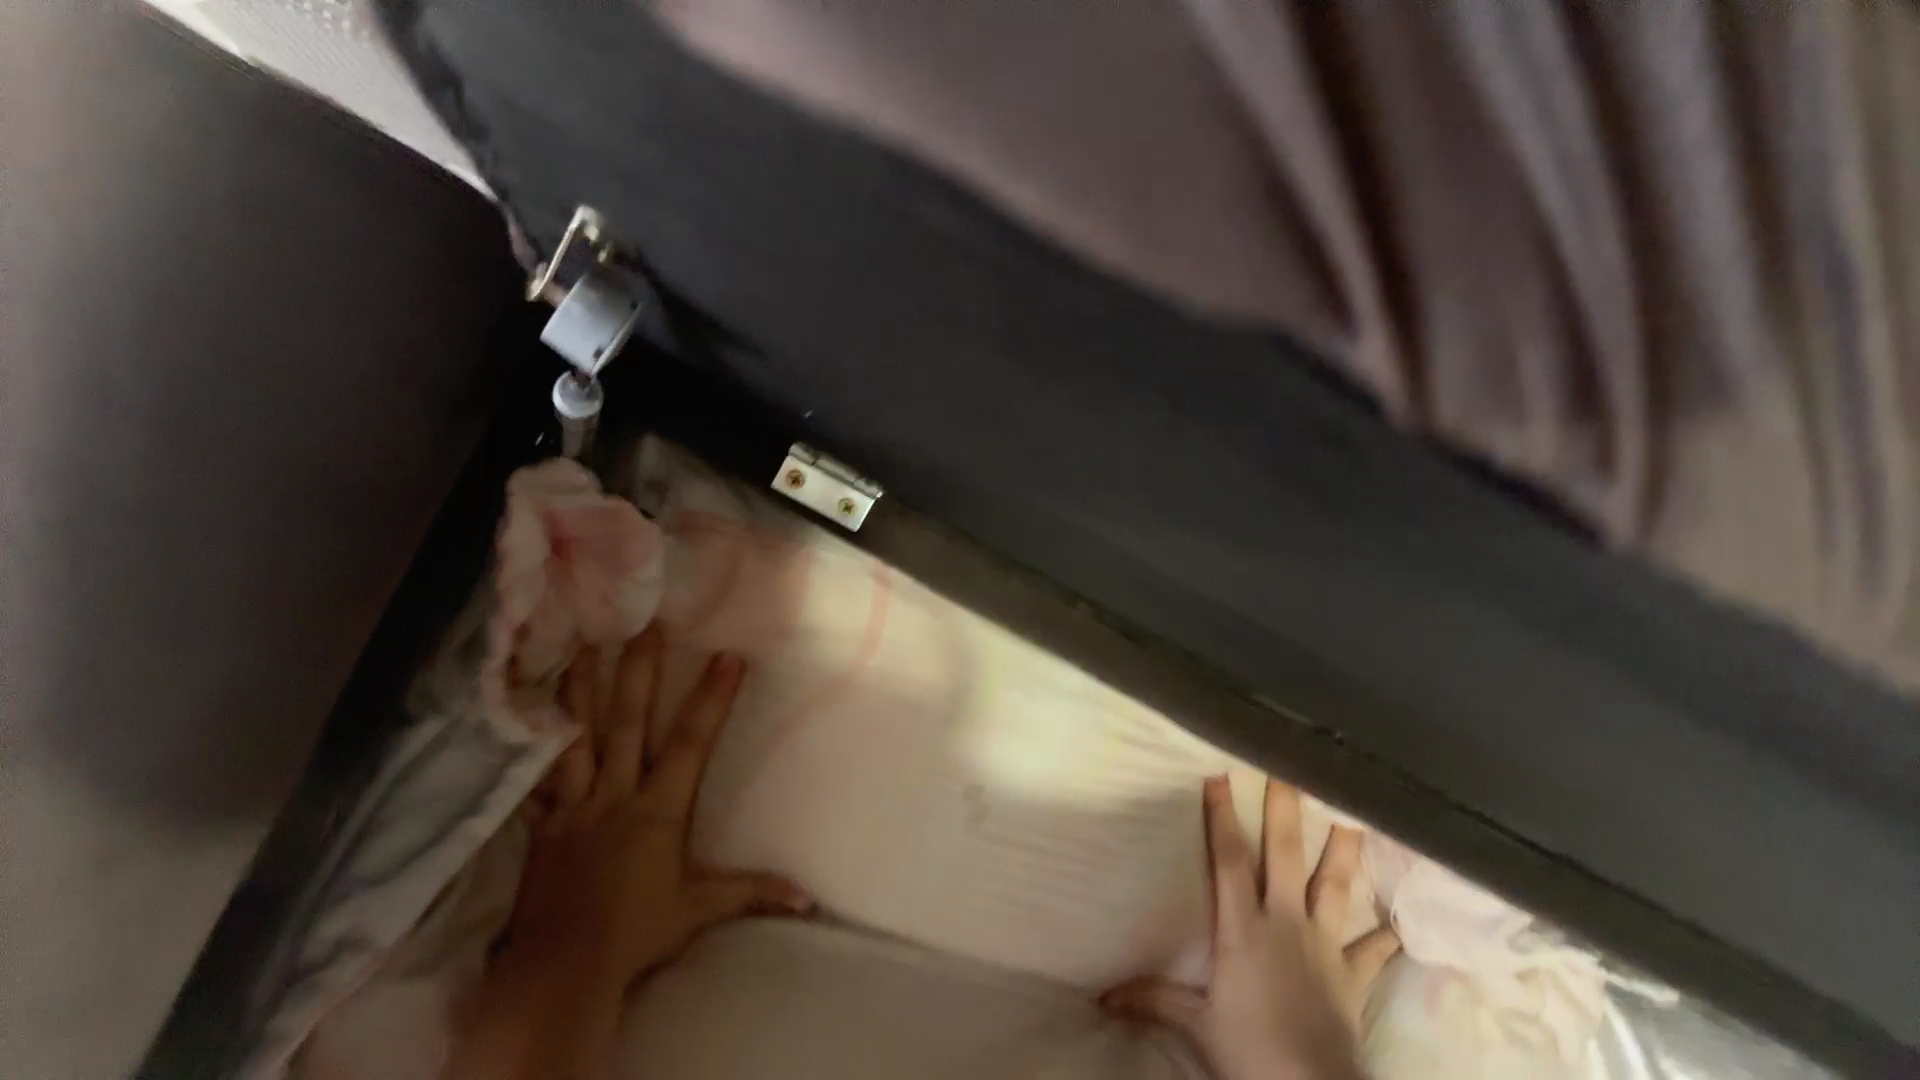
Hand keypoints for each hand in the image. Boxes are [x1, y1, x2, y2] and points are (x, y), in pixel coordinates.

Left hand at [505, 627, 812, 990]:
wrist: (561, 968)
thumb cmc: (636, 932)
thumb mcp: (699, 909)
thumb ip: (752, 892)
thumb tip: (809, 898)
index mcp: (658, 810)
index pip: (691, 743)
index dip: (712, 699)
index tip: (728, 656)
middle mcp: (616, 795)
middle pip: (627, 722)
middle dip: (639, 671)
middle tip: (644, 625)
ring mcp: (575, 806)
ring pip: (579, 736)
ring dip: (581, 689)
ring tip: (584, 646)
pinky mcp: (544, 825)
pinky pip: (541, 777)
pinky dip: (538, 745)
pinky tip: (533, 715)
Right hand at [1101, 776, 1400, 1079]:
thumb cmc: (1248, 1050)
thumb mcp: (1194, 1023)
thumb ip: (1152, 999)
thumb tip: (1102, 996)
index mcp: (1243, 928)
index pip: (1229, 860)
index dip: (1222, 817)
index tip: (1218, 776)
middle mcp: (1285, 924)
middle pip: (1286, 857)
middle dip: (1286, 813)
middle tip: (1291, 772)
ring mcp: (1324, 946)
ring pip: (1336, 887)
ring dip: (1345, 852)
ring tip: (1354, 819)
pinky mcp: (1352, 977)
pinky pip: (1373, 951)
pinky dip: (1385, 936)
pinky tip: (1398, 921)